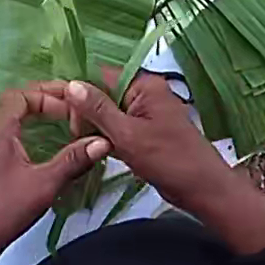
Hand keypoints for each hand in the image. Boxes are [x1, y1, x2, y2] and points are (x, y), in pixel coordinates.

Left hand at [0, 86, 111, 264]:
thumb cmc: (5, 209)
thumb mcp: (45, 183)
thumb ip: (73, 160)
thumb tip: (102, 142)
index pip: (21, 96)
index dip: (48, 97)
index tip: (70, 109)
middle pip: (12, 101)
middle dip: (40, 99)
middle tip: (66, 104)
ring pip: (5, 116)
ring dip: (29, 112)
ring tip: (56, 118)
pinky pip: (2, 131)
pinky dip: (22, 127)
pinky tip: (39, 141)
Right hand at [57, 69, 264, 254]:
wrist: (202, 188)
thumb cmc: (169, 160)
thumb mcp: (127, 134)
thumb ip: (98, 109)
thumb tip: (71, 85)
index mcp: (144, 85)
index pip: (100, 76)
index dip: (79, 92)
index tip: (62, 112)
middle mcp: (144, 93)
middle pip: (102, 93)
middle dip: (85, 112)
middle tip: (76, 134)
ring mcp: (144, 112)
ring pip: (107, 112)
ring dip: (94, 126)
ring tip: (82, 141)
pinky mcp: (144, 130)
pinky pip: (116, 126)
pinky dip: (105, 136)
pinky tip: (95, 147)